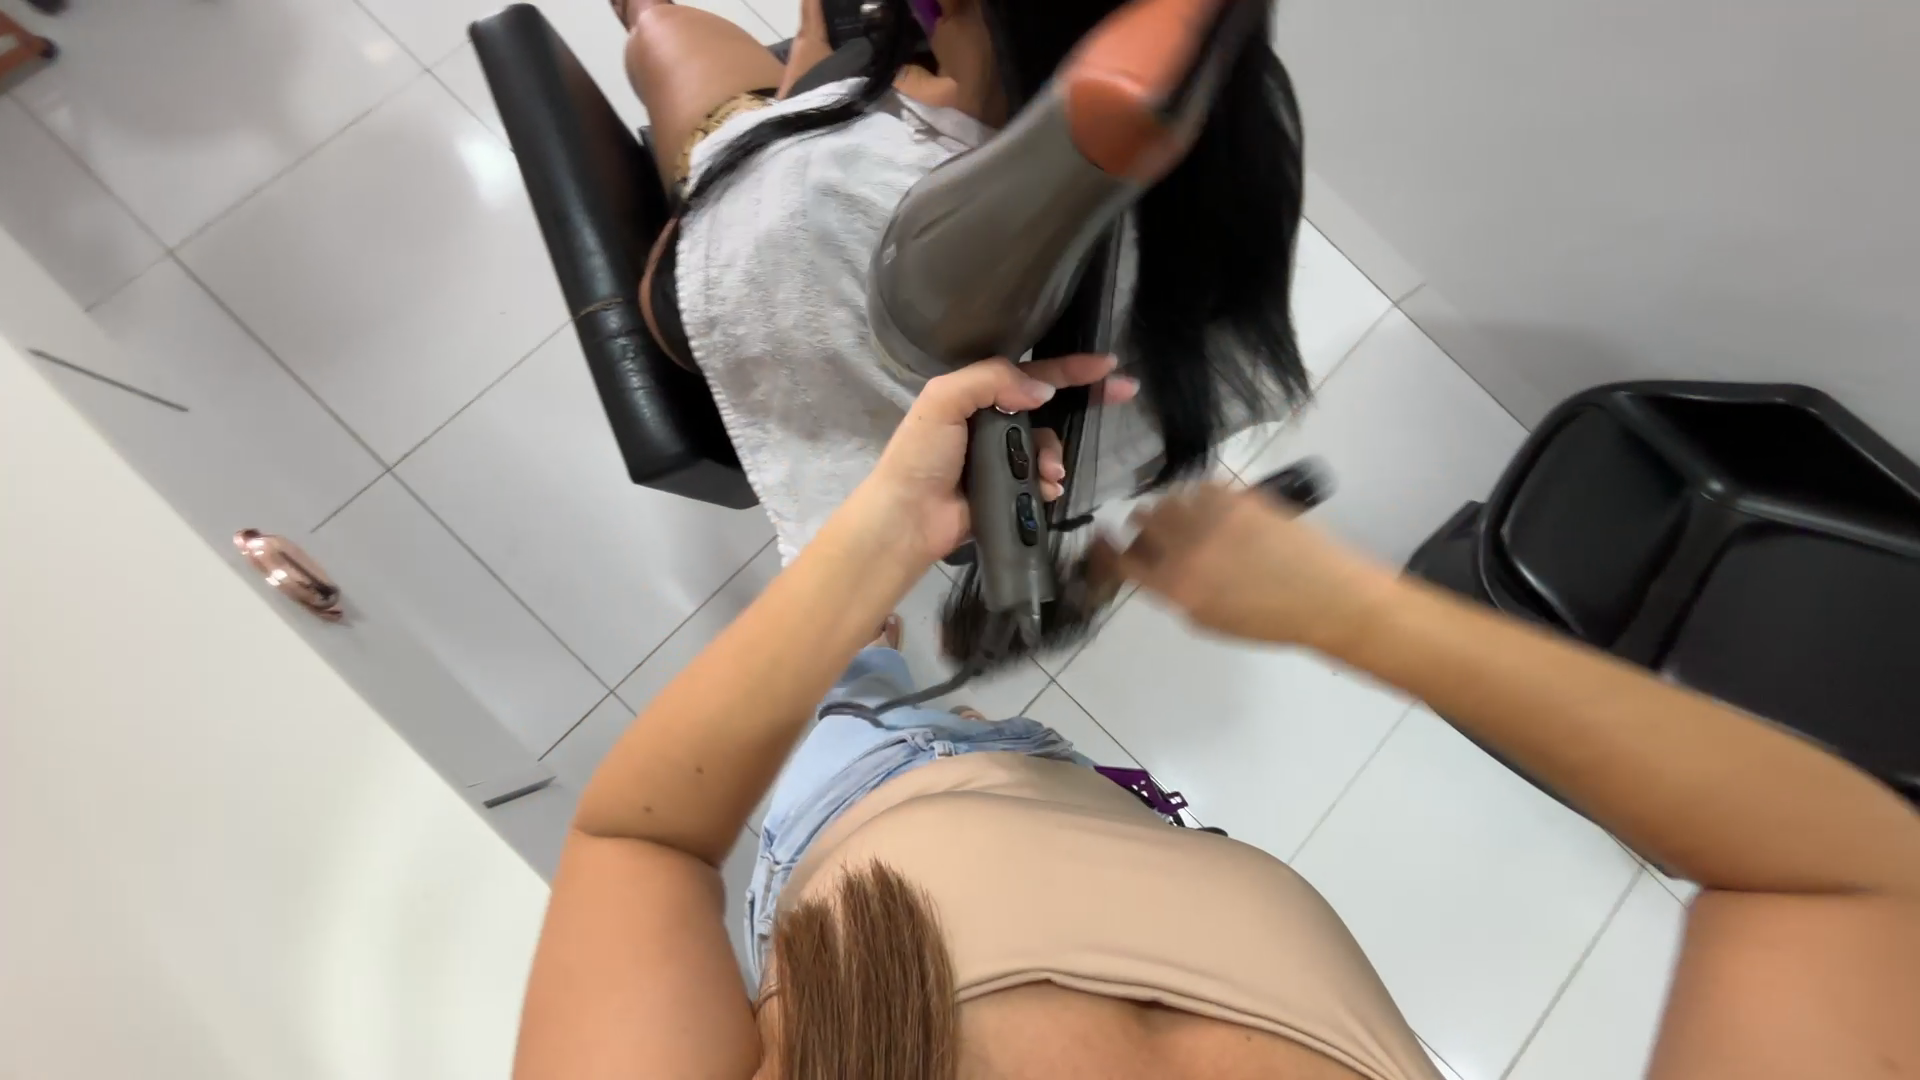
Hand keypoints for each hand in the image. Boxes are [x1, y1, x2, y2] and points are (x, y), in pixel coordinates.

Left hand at [857, 354, 1136, 562]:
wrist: (909, 517)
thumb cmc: (921, 455)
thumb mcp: (943, 400)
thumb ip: (990, 380)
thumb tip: (1042, 390)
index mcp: (975, 394)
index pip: (1030, 372)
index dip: (1070, 367)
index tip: (1108, 364)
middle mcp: (991, 421)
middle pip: (1047, 406)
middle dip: (1085, 401)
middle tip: (1124, 393)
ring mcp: (1000, 458)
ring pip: (1047, 445)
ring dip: (1056, 456)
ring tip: (1048, 474)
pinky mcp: (1007, 490)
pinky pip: (1042, 480)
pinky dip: (1049, 483)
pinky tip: (1045, 490)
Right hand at [1097, 483, 1398, 649]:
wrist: (1326, 597)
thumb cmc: (1267, 620)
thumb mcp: (1208, 619)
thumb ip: (1172, 592)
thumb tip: (1153, 567)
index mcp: (1175, 587)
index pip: (1122, 560)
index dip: (1105, 547)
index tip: (1100, 537)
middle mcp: (1186, 550)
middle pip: (1142, 522)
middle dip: (1143, 525)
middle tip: (1155, 531)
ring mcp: (1211, 520)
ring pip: (1169, 500)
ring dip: (1171, 509)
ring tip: (1190, 520)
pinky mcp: (1237, 498)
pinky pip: (1200, 487)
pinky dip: (1199, 497)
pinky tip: (1213, 510)